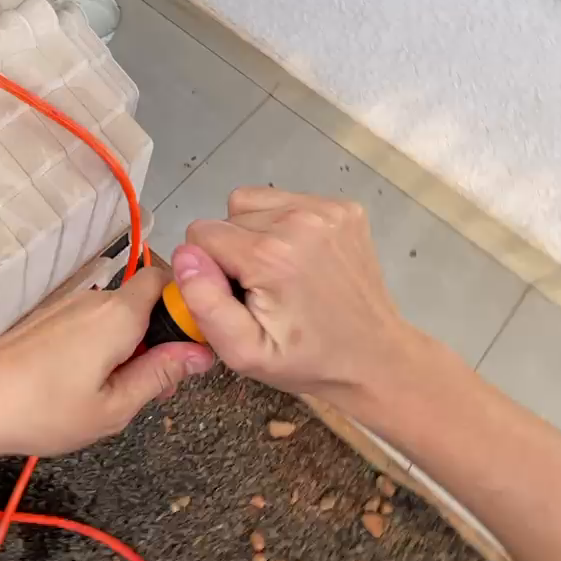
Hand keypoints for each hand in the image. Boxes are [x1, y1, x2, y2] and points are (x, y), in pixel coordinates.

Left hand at [0, 263, 215, 459]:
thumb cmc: (46, 410)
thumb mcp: (113, 406)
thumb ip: (160, 375)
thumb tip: (201, 351)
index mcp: (117, 314)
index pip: (165, 279)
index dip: (186, 303)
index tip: (192, 344)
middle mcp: (93, 298)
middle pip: (142, 299)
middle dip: (159, 334)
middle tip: (158, 386)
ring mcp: (65, 305)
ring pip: (115, 314)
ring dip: (129, 343)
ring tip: (119, 393)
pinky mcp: (45, 318)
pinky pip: (89, 322)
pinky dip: (101, 345)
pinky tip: (86, 384)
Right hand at [173, 188, 456, 406]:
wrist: (376, 359)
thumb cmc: (305, 360)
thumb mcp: (243, 351)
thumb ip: (204, 302)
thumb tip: (184, 255)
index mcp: (270, 254)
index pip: (200, 234)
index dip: (208, 267)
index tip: (235, 295)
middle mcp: (298, 220)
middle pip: (225, 217)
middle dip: (231, 250)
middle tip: (259, 289)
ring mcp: (326, 210)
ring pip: (252, 203)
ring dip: (252, 232)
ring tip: (277, 270)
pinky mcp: (344, 207)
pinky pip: (285, 201)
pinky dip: (282, 225)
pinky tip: (300, 257)